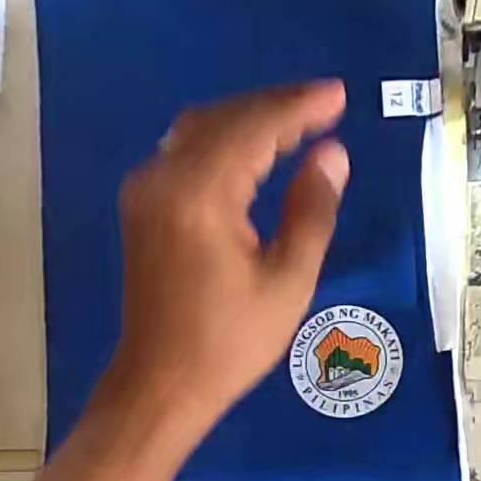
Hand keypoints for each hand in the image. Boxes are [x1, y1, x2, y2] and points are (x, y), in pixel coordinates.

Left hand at [110, 81, 351, 428]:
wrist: (162, 384)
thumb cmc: (230, 344)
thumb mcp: (288, 283)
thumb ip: (311, 213)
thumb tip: (331, 156)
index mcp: (200, 194)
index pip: (255, 128)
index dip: (300, 108)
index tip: (338, 96)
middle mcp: (162, 177)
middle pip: (222, 118)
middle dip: (274, 108)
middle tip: (323, 106)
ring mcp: (144, 192)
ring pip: (199, 132)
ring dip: (246, 122)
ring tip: (294, 124)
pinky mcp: (141, 211)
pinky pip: (184, 156)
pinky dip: (221, 146)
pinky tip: (249, 155)